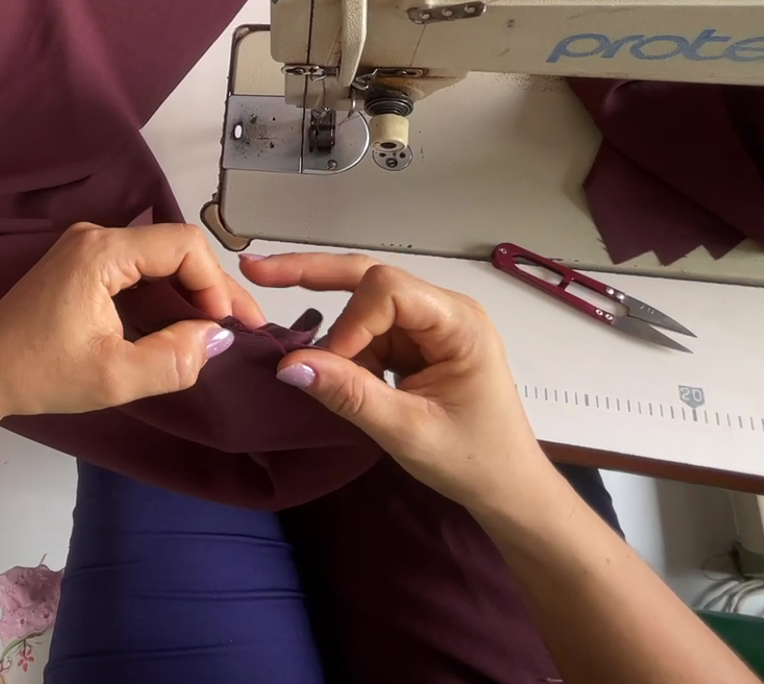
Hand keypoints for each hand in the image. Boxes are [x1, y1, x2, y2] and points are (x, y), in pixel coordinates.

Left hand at [0, 223, 265, 418]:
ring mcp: (84, 248)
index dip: (215, 282)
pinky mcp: (79, 264)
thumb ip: (175, 358)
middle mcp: (94, 236)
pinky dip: (162, 295)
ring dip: (188, 293)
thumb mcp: (114, 376)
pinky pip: (135, 270)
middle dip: (210, 288)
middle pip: (172, 248)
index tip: (228, 327)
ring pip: (156, 259)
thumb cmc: (39, 373)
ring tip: (218, 330)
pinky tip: (180, 324)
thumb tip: (219, 336)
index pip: (182, 245)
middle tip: (242, 329)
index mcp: (100, 251)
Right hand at [241, 253, 551, 514]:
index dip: (351, 321)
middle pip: (365, 275)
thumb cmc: (473, 462)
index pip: (387, 290)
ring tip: (299, 351)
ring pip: (356, 299)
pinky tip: (327, 363)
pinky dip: (336, 344)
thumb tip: (286, 365)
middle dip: (308, 272)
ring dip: (328, 327)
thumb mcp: (407, 432)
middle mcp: (441, 310)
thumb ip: (348, 394)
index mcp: (458, 323)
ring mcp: (424, 323)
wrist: (508, 492)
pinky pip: (359, 327)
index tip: (334, 365)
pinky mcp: (408, 340)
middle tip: (254, 270)